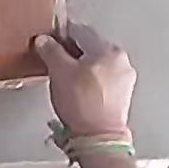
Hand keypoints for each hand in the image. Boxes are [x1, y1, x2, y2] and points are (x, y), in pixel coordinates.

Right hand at [34, 22, 135, 136]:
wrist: (98, 137)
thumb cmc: (80, 102)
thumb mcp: (58, 71)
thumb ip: (51, 50)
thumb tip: (44, 40)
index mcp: (109, 50)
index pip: (80, 31)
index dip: (60, 35)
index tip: (48, 42)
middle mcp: (121, 60)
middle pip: (90, 47)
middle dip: (70, 52)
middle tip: (53, 62)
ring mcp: (124, 78)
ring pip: (96, 63)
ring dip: (80, 66)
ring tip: (64, 78)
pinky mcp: (122, 93)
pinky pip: (102, 77)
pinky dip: (89, 79)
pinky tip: (77, 89)